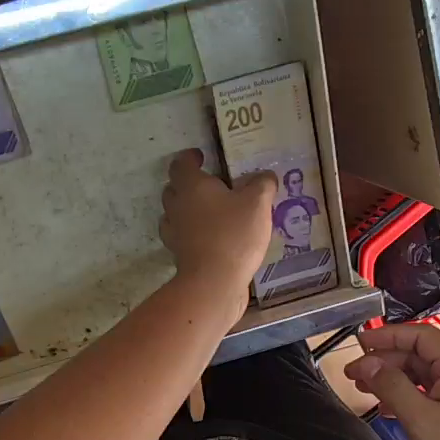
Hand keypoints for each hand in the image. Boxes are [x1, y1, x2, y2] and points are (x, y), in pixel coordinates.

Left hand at [159, 149, 276, 289]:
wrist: (214, 283)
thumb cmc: (233, 235)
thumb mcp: (257, 203)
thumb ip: (263, 184)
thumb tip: (266, 177)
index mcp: (192, 186)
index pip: (181, 163)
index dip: (190, 158)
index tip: (201, 156)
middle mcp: (177, 207)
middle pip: (173, 189)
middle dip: (188, 185)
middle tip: (208, 187)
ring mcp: (175, 234)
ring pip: (174, 215)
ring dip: (187, 211)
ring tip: (209, 214)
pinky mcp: (180, 257)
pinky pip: (182, 239)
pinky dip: (191, 236)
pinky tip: (208, 240)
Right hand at [344, 324, 439, 439]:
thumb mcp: (420, 418)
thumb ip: (392, 386)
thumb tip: (368, 363)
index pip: (420, 336)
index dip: (387, 335)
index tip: (359, 342)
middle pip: (419, 355)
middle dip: (384, 360)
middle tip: (353, 374)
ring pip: (422, 376)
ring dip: (392, 379)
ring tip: (364, 389)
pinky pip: (429, 396)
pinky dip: (405, 397)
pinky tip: (387, 409)